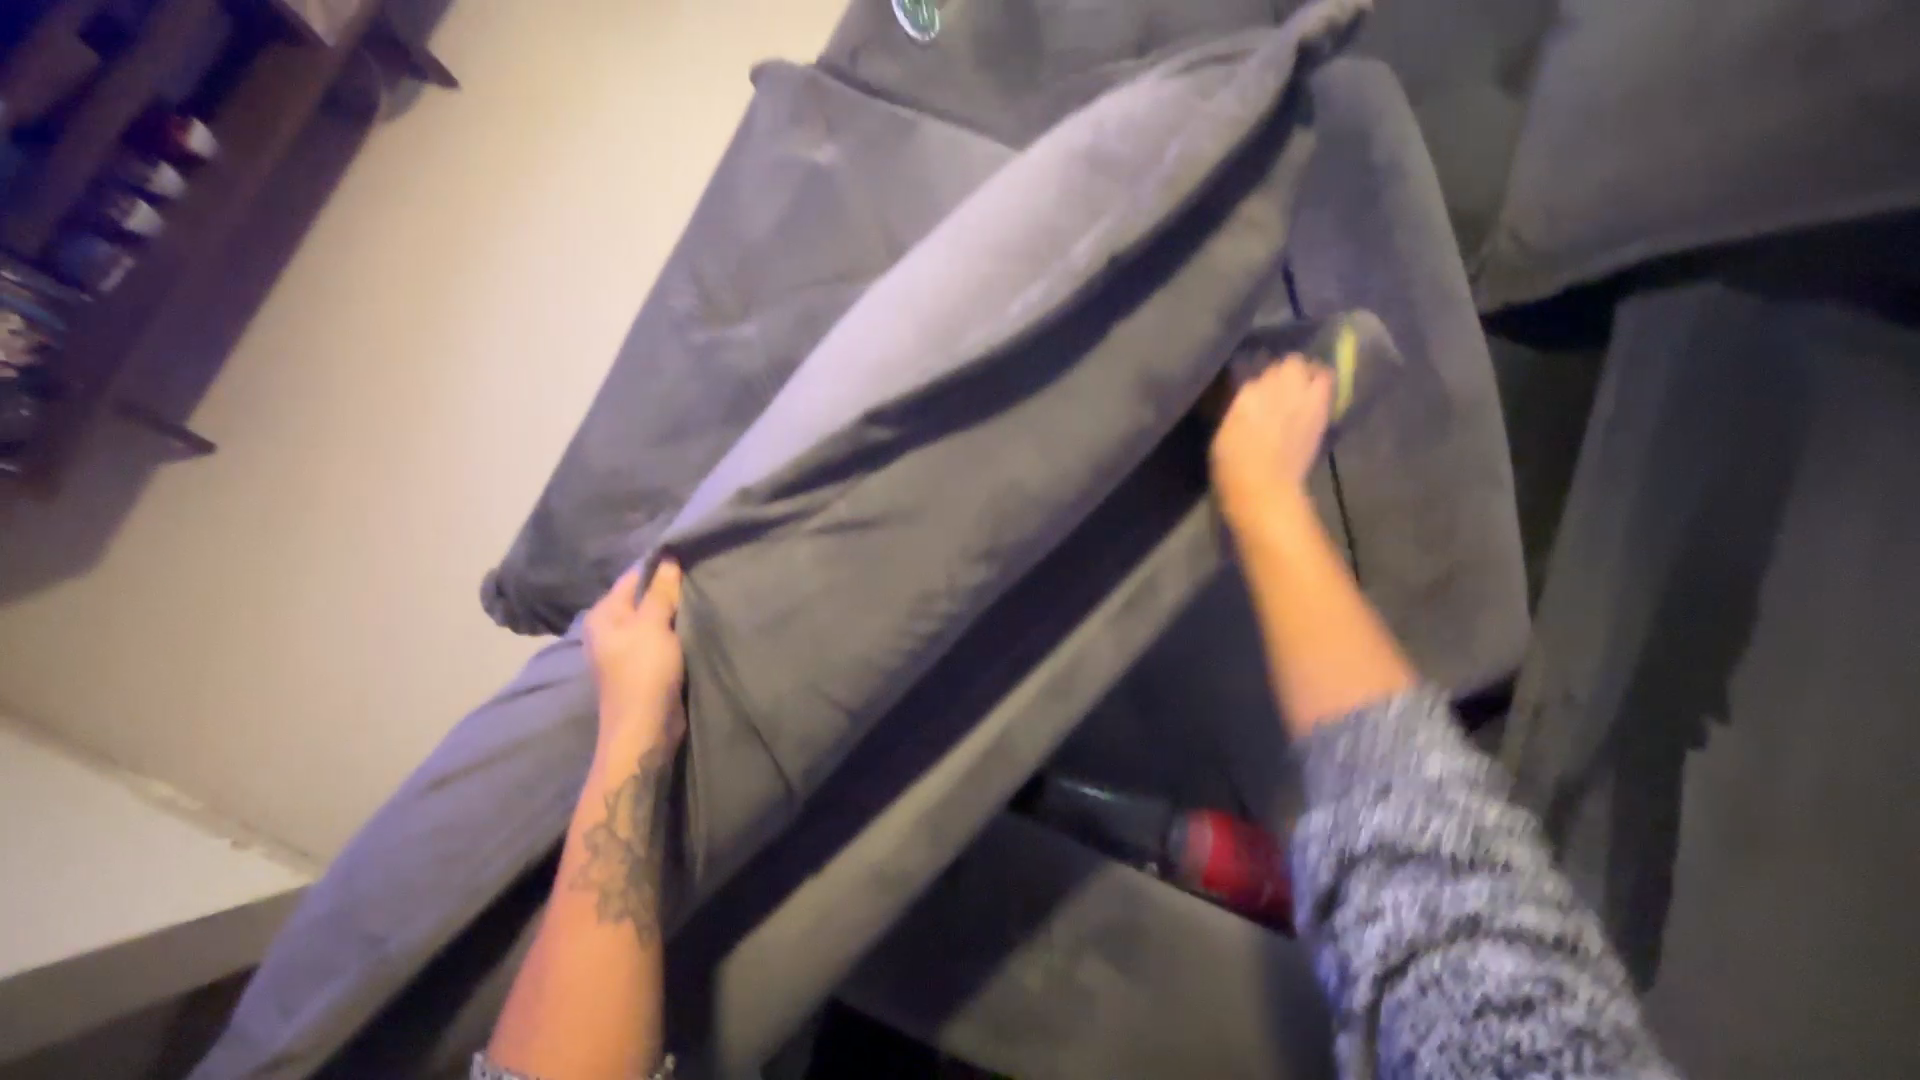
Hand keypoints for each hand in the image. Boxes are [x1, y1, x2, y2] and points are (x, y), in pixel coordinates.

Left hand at [584, 561, 686, 751]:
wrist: (645, 728)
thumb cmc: (643, 672)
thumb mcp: (653, 625)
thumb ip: (661, 592)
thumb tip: (668, 558)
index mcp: (604, 615)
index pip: (633, 578)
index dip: (660, 567)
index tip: (690, 556)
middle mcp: (611, 629)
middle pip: (644, 599)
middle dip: (670, 590)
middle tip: (702, 575)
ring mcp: (627, 650)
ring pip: (656, 620)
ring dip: (676, 613)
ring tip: (704, 597)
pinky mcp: (645, 667)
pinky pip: (663, 639)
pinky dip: (678, 632)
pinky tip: (697, 625)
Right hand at [1209, 354, 1332, 533]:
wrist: (1264, 489)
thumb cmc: (1233, 466)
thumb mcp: (1223, 431)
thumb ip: (1238, 405)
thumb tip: (1247, 391)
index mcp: (1246, 393)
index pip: (1255, 367)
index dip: (1255, 374)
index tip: (1254, 384)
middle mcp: (1276, 388)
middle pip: (1287, 362)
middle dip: (1284, 370)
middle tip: (1278, 385)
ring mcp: (1302, 398)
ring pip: (1310, 368)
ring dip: (1305, 374)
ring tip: (1300, 386)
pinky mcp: (1320, 411)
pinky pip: (1325, 384)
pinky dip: (1321, 385)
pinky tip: (1312, 397)